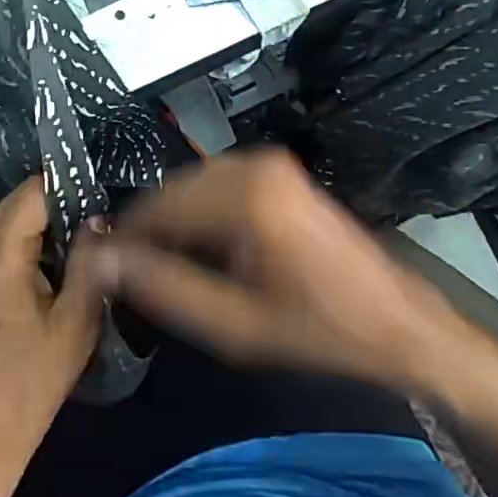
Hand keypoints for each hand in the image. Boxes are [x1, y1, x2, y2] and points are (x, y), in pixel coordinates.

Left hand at [0, 178, 103, 476]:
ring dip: (48, 228)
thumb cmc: (31, 381)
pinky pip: (2, 243)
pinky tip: (57, 272)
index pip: (35, 190)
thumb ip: (91, 259)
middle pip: (22, 202)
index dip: (72, 187)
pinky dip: (31, 246)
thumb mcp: (77, 320)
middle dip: (63, 208)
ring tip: (87, 250)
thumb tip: (99, 217)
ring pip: (13, 221)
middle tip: (104, 229)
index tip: (107, 202)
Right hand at [79, 149, 466, 393]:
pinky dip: (203, 214)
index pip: (157, 207)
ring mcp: (274, 166)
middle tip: (134, 276)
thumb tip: (103, 261)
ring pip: (196, 186)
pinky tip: (205, 252)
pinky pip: (222, 185)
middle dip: (151, 230)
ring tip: (168, 270)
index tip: (102, 271)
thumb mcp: (236, 324)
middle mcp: (257, 166)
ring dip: (176, 222)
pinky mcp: (283, 175)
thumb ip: (165, 288)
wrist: (396, 321)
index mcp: (247, 196)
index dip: (125, 239)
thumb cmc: (320, 330)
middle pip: (175, 190)